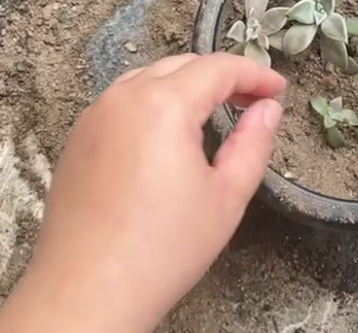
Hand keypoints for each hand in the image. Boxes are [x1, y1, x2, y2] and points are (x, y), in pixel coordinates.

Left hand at [0, 52, 285, 332]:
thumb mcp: (224, 199)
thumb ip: (252, 144)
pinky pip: (123, 100)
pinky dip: (153, 101)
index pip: (217, 68)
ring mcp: (96, 112)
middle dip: (221, 77)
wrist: (85, 291)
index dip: (254, 73)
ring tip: (214, 111)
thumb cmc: (160, 251)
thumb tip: (267, 109)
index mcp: (163, 103)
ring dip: (185, 85)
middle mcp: (125, 95)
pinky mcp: (79, 134)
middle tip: (252, 100)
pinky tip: (166, 132)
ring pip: (150, 77)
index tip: (279, 88)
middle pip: (183, 65)